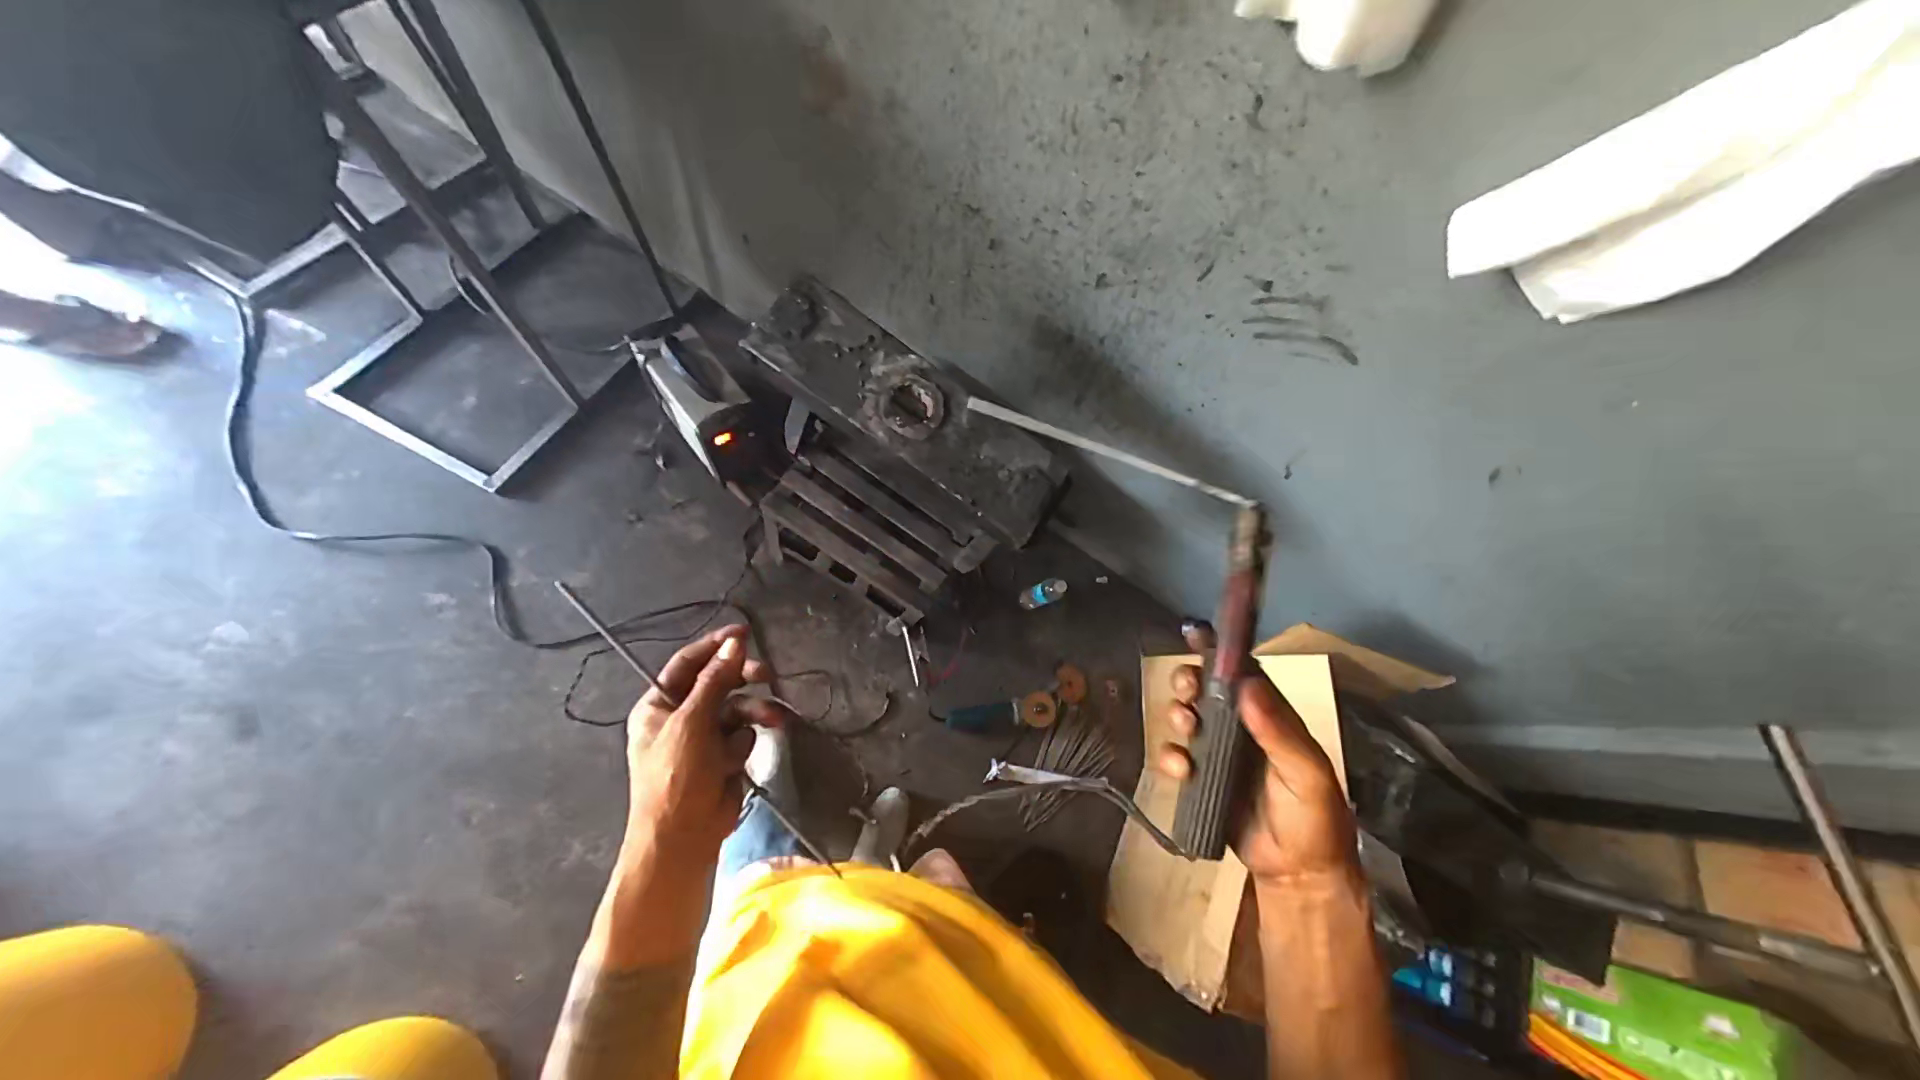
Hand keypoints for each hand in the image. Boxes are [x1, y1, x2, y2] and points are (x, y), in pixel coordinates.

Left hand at [622, 625, 785, 871]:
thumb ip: (715, 680)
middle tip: (766, 674)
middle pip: (718, 683)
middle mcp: (680, 716)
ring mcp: (703, 737)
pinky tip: (740, 760)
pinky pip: (743, 734)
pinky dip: (746, 742)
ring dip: (754, 713)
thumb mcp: (692, 722)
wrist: (682, 838)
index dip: (715, 646)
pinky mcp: (723, 756)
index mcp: (659, 705)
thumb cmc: (675, 776)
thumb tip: (734, 642)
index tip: (744, 633)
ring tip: (773, 720)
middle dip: (742, 680)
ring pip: (738, 708)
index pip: (688, 663)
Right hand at [1156, 663, 1356, 884]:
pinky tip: (1181, 770)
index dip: (1218, 652)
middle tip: (1186, 691)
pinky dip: (1171, 758)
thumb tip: (1246, 684)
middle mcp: (1242, 728)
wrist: (1298, 875)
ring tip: (1185, 728)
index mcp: (1271, 717)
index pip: (1242, 673)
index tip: (1194, 634)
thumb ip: (1278, 730)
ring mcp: (1218, 753)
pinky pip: (1176, 757)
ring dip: (1177, 715)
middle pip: (1205, 690)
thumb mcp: (1306, 772)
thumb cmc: (1314, 820)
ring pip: (1187, 718)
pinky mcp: (1200, 779)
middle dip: (1188, 682)